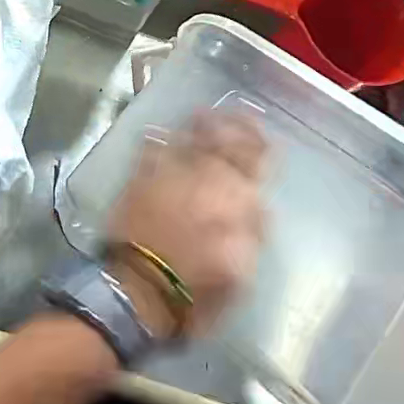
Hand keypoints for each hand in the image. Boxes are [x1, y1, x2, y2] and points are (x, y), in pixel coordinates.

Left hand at [106, 111, 266, 338]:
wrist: (140, 290)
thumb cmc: (196, 289)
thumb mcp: (240, 270)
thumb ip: (252, 231)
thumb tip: (257, 205)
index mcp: (234, 201)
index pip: (253, 162)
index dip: (259, 145)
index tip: (265, 136)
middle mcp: (204, 180)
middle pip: (222, 143)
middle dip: (231, 126)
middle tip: (236, 114)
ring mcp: (168, 177)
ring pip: (188, 140)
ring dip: (198, 126)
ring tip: (202, 114)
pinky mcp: (138, 181)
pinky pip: (150, 150)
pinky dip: (157, 140)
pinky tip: (159, 133)